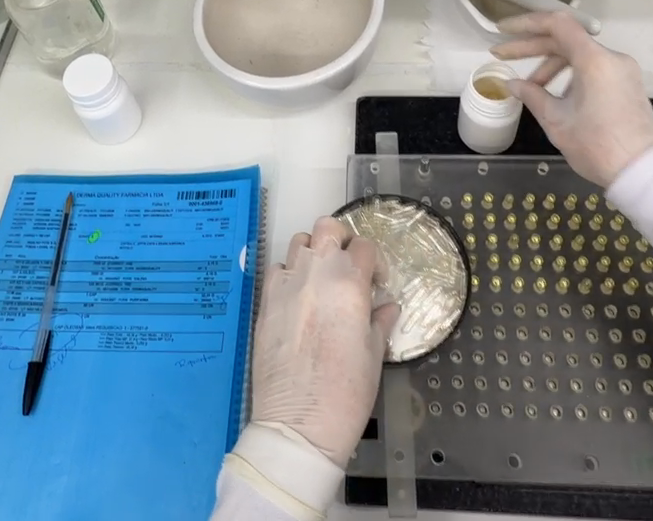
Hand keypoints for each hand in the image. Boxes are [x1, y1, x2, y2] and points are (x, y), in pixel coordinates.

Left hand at [249, 217, 399, 467]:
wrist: (299, 424)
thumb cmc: (346, 393)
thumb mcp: (374, 355)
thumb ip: (380, 322)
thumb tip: (387, 307)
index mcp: (350, 283)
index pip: (365, 246)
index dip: (374, 262)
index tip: (376, 283)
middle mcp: (316, 273)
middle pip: (328, 227)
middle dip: (341, 239)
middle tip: (347, 267)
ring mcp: (287, 283)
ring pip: (299, 241)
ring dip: (313, 252)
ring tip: (319, 279)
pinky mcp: (265, 300)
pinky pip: (277, 269)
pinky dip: (288, 274)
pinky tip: (296, 297)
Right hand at [492, 11, 652, 186]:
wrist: (642, 173)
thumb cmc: (596, 146)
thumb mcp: (556, 121)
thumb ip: (531, 95)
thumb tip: (510, 83)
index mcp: (594, 60)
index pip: (556, 24)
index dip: (525, 23)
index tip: (502, 31)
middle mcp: (611, 57)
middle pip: (565, 39)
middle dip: (531, 47)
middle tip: (501, 56)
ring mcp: (622, 70)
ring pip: (579, 54)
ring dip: (550, 64)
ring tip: (531, 87)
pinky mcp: (627, 83)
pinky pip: (593, 68)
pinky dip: (570, 74)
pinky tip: (556, 95)